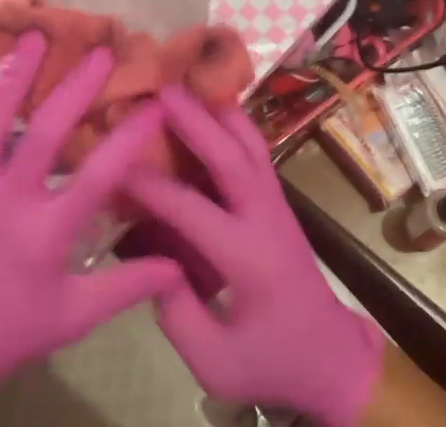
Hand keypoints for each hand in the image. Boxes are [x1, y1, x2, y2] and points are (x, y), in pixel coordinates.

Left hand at [0, 34, 183, 425]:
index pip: (96, 177)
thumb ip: (127, 287)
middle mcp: (9, 199)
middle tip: (102, 52)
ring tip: (34, 36)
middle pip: (44, 134)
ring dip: (14, 76)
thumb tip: (180, 266)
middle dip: (75, 90)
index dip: (128, 138)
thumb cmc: (11, 329)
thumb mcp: (74, 316)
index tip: (155, 105)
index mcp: (46, 232)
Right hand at [126, 87, 386, 426]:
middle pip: (232, 156)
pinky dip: (232, 124)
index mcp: (250, 259)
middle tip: (160, 88)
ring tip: (186, 82)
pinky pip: (255, 153)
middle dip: (195, 120)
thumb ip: (177, 314)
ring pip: (251, 144)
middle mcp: (267, 219)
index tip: (113, 164)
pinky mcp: (279, 203)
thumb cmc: (272, 362)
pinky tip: (209, 108)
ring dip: (219, 111)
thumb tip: (147, 261)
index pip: (193, 210)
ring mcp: (278, 206)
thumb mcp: (217, 363)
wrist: (332, 359)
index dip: (151, 185)